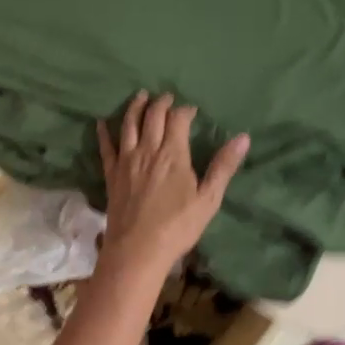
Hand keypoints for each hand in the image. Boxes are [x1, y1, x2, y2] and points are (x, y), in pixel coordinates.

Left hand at [95, 92, 249, 276]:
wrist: (138, 249)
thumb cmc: (178, 226)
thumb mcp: (208, 199)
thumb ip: (223, 166)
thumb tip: (243, 137)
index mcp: (173, 154)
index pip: (178, 120)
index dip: (185, 110)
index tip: (191, 109)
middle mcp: (147, 150)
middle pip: (152, 117)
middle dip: (160, 103)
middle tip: (166, 97)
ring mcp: (126, 161)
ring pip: (128, 125)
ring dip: (135, 107)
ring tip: (140, 96)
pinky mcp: (111, 174)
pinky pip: (106, 147)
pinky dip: (104, 132)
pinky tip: (101, 122)